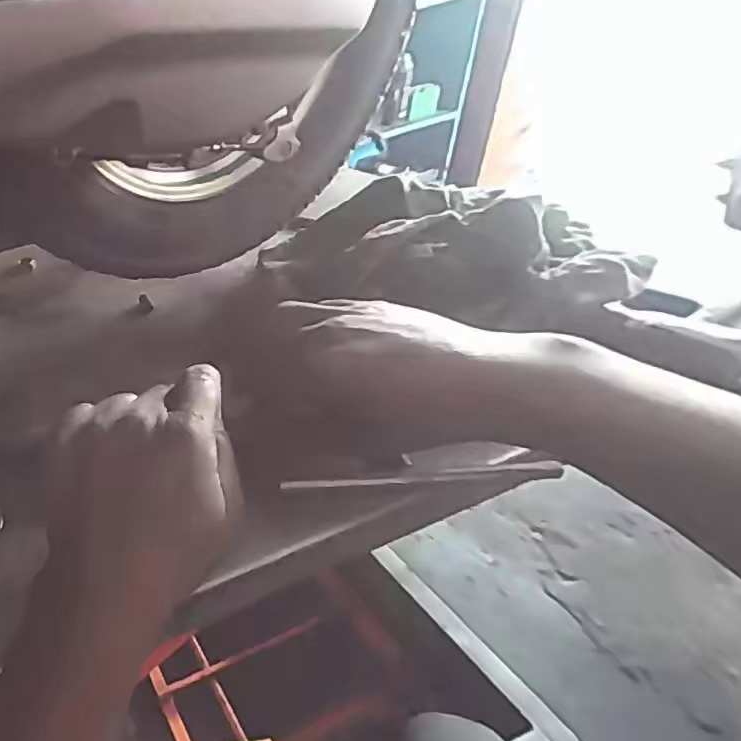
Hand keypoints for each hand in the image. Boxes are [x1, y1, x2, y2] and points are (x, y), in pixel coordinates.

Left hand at [44, 364, 241, 623]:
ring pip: (123, 406)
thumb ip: (223, 455)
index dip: (204, 397)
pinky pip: (87, 416)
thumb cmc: (175, 555)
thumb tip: (211, 426)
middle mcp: (140, 416)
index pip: (200, 379)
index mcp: (186, 431)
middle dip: (167, 419)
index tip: (200, 417)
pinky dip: (96, 432)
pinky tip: (98, 462)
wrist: (102, 582)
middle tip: (163, 459)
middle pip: (160, 395)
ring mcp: (96, 424)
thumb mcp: (228, 512)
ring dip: (130, 426)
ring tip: (126, 465)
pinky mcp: (63, 438)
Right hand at [251, 299, 530, 451]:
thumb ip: (314, 429)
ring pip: (292, 314)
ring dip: (279, 338)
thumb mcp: (365, 437)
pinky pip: (323, 307)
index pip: (265, 377)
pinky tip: (325, 346)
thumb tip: (281, 427)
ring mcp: (352, 309)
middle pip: (268, 336)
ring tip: (285, 364)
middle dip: (257, 362)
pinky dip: (309, 325)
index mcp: (320, 363)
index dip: (252, 399)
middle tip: (261, 388)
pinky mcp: (374, 304)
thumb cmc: (428, 419)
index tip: (249, 415)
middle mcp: (328, 326)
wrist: (490, 378)